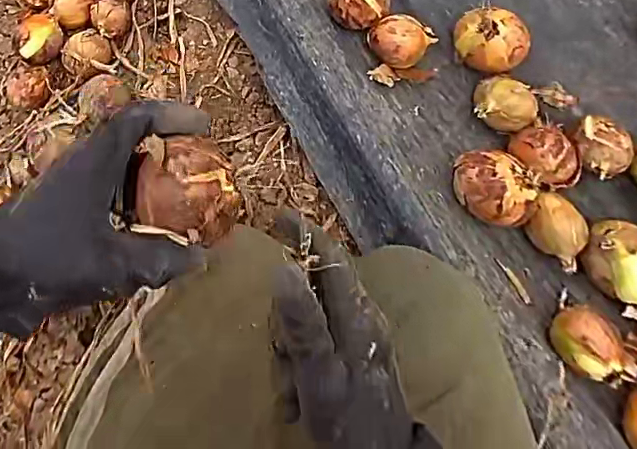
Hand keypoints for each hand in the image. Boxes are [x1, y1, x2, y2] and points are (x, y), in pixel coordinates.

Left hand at [0, 100, 211, 336]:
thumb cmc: (42, 259)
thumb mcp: (107, 264)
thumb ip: (157, 260)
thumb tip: (201, 259)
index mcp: (96, 157)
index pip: (140, 115)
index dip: (175, 115)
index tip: (203, 126)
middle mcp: (84, 159)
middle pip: (133, 133)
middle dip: (168, 141)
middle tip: (196, 158)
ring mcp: (69, 179)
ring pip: (118, 159)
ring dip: (149, 167)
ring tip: (176, 189)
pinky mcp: (61, 201)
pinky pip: (106, 182)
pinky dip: (131, 191)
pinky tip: (141, 223)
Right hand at [270, 212, 441, 448]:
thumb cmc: (351, 418)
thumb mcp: (319, 372)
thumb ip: (302, 321)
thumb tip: (282, 266)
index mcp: (356, 310)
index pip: (330, 255)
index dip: (305, 232)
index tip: (277, 217)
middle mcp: (359, 315)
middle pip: (312, 290)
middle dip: (287, 318)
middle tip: (281, 353)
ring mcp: (356, 337)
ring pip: (309, 321)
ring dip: (290, 352)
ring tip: (291, 389)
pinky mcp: (351, 359)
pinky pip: (315, 347)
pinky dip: (299, 370)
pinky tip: (297, 401)